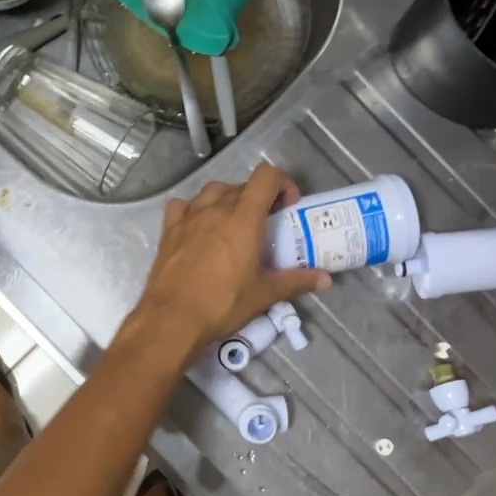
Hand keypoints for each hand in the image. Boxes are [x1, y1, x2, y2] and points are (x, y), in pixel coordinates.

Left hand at [129, 164, 330, 354]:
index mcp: (244, 218)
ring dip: (228, 199)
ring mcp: (189, 216)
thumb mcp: (265, 294)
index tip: (287, 207)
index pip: (267, 176)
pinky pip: (183, 205)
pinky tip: (199, 226)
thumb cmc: (223, 304)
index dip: (283, 184)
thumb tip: (326, 279)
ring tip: (234, 223)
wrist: (173, 319)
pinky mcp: (169, 229)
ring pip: (212, 191)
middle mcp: (216, 208)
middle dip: (258, 198)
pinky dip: (194, 208)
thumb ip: (297, 281)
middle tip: (265, 224)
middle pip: (242, 186)